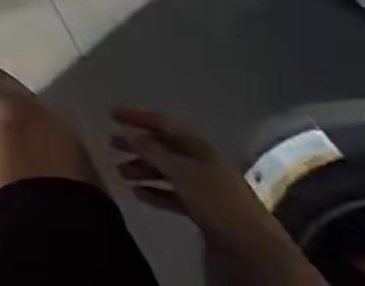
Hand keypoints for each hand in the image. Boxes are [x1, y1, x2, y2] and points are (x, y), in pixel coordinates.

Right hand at [109, 108, 281, 244]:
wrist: (254, 250)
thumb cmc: (216, 200)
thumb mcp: (182, 173)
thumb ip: (154, 151)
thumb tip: (128, 131)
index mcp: (198, 145)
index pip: (162, 123)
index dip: (136, 116)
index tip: (111, 113)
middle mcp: (200, 160)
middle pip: (162, 147)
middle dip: (136, 144)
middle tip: (111, 145)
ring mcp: (202, 186)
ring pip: (166, 171)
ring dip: (143, 170)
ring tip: (120, 173)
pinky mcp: (203, 209)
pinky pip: (173, 194)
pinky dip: (156, 192)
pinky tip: (139, 194)